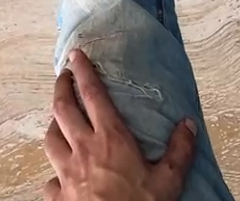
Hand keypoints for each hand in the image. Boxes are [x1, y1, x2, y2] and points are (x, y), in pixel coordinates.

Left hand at [43, 48, 196, 200]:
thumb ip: (179, 150)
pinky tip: (59, 174)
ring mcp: (67, 174)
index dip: (82, 70)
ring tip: (59, 118)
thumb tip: (189, 123)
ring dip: (53, 124)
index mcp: (110, 138)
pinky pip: (49, 178)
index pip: (92, 94)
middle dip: (60, 87)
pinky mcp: (58, 198)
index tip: (76, 54)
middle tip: (63, 75)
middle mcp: (83, 150)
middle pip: (62, 109)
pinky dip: (53, 172)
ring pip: (50, 139)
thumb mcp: (168, 182)